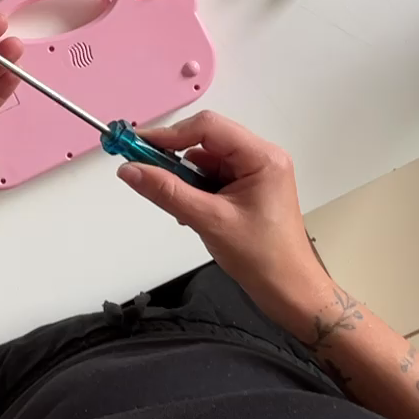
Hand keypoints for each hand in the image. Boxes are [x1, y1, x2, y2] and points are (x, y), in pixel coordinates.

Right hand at [116, 111, 331, 325]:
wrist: (289, 291)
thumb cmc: (262, 257)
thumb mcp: (208, 221)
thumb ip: (166, 192)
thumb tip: (130, 170)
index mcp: (262, 157)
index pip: (208, 127)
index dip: (169, 134)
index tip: (136, 146)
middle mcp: (260, 157)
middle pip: (204, 140)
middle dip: (173, 156)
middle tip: (142, 169)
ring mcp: (252, 172)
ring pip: (203, 159)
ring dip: (183, 178)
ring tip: (178, 206)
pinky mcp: (244, 188)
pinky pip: (208, 176)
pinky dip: (192, 189)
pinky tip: (189, 212)